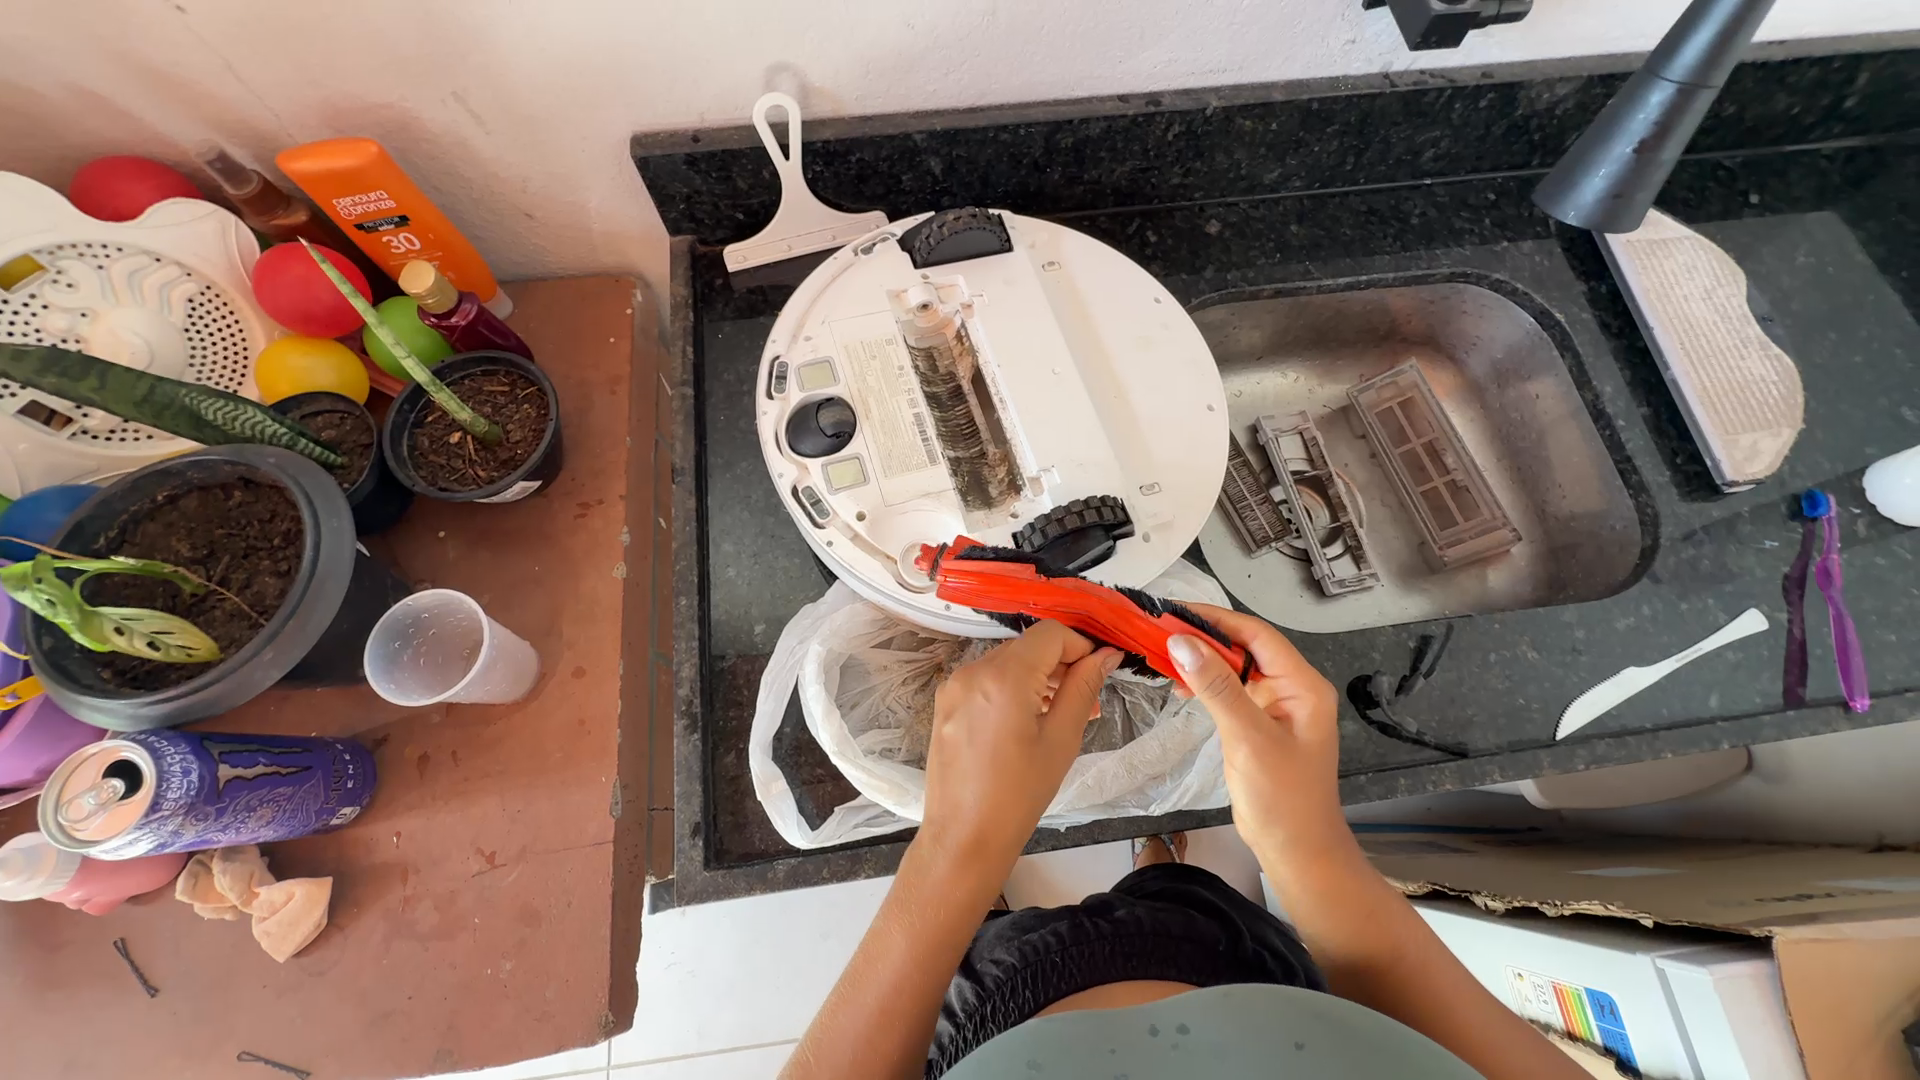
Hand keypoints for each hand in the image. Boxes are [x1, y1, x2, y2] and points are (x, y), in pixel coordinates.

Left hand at [920, 621, 1120, 870]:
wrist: (963, 837)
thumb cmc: (1018, 795)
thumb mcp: (1061, 740)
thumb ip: (1083, 689)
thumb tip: (1106, 656)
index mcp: (1004, 677)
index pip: (1050, 634)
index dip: (1080, 646)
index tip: (1098, 672)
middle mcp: (973, 670)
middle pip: (1027, 647)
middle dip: (1060, 664)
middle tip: (1088, 700)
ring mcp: (954, 685)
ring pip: (1007, 662)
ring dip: (1037, 677)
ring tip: (1062, 714)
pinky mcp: (945, 702)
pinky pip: (986, 680)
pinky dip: (1011, 689)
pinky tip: (1028, 720)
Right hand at [1166, 604, 1346, 862]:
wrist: (1296, 851)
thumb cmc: (1282, 797)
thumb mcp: (1248, 738)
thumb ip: (1217, 687)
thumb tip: (1181, 641)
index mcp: (1302, 685)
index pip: (1256, 634)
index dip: (1216, 619)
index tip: (1174, 611)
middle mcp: (1292, 688)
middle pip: (1245, 647)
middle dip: (1204, 637)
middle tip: (1160, 629)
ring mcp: (1275, 707)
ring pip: (1234, 668)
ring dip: (1201, 660)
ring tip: (1162, 652)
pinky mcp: (1258, 724)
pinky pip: (1230, 691)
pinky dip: (1205, 684)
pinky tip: (1180, 684)